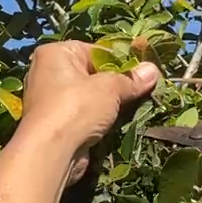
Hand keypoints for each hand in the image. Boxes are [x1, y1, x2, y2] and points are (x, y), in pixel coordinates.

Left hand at [15, 41, 160, 182]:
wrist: (51, 152)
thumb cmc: (77, 107)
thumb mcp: (110, 87)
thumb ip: (131, 79)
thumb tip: (153, 70)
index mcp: (56, 54)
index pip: (96, 50)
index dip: (123, 60)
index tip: (145, 70)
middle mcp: (48, 73)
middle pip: (93, 74)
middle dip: (119, 83)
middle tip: (145, 88)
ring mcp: (51, 101)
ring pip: (91, 97)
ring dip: (112, 104)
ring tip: (137, 105)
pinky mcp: (57, 125)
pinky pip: (85, 115)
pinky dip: (100, 119)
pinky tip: (120, 123)